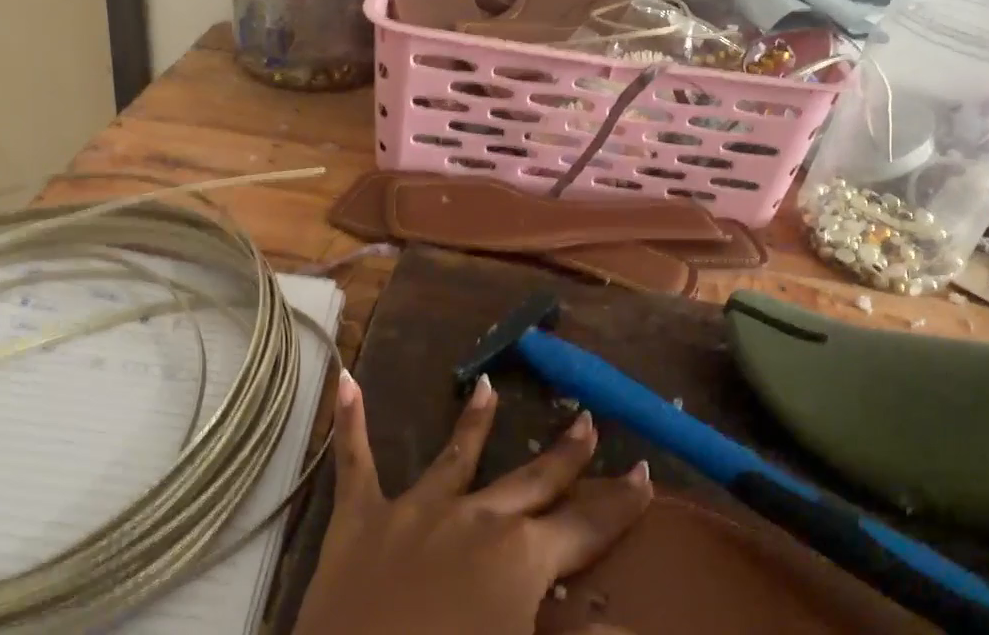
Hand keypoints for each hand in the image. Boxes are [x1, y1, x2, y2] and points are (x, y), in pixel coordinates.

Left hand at [291, 372, 653, 634]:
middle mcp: (476, 517)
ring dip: (474, 421)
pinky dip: (350, 420)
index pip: (586, 524)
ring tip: (487, 386)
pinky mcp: (361, 517)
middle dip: (564, 453)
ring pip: (455, 454)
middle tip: (586, 419)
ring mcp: (416, 510)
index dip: (619, 502)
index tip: (643, 472)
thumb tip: (630, 627)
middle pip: (532, 480)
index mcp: (522, 556)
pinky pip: (355, 462)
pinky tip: (346, 379)